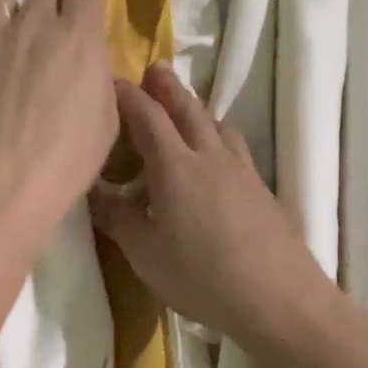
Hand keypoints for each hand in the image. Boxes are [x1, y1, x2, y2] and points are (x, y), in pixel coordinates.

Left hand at [0, 0, 117, 240]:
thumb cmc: (62, 167)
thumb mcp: (106, 126)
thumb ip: (99, 81)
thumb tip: (89, 66)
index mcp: (78, 38)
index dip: (86, 4)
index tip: (83, 24)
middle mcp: (33, 23)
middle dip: (49, 13)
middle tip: (45, 47)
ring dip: (8, 16)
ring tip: (5, 46)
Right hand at [91, 64, 329, 345]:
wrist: (277, 297)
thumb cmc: (200, 276)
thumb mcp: (145, 252)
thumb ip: (116, 217)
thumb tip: (90, 191)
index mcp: (175, 166)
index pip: (147, 117)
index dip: (127, 97)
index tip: (108, 83)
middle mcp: (209, 156)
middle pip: (187, 109)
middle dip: (167, 88)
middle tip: (153, 69)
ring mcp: (241, 171)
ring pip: (215, 125)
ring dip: (195, 109)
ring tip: (183, 109)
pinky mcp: (260, 190)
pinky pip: (232, 147)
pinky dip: (215, 137)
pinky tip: (215, 156)